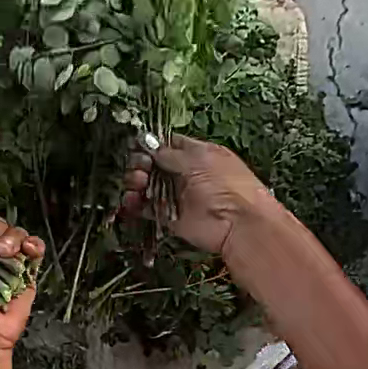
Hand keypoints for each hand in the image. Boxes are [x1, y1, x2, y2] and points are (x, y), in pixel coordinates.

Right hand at [121, 133, 279, 254]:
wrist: (238, 224)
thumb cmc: (225, 185)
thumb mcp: (199, 160)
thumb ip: (171, 154)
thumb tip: (150, 146)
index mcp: (197, 154)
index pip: (169, 144)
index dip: (152, 145)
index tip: (137, 147)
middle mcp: (186, 173)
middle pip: (154, 165)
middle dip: (141, 164)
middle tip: (139, 169)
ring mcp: (178, 196)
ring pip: (148, 186)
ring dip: (136, 183)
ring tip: (136, 184)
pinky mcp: (171, 217)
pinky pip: (148, 208)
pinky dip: (135, 205)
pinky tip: (129, 200)